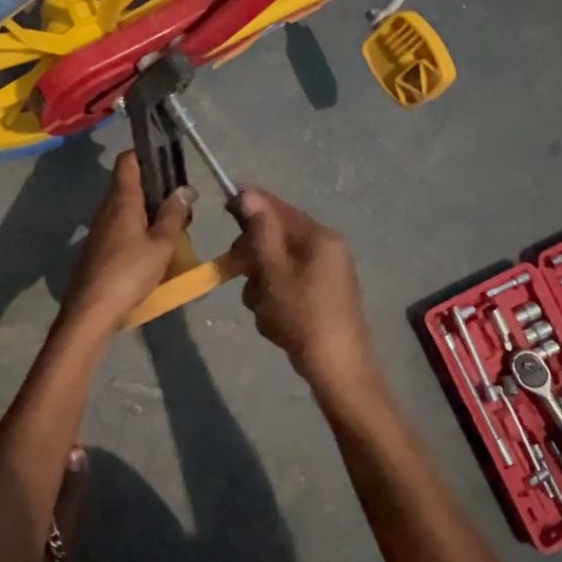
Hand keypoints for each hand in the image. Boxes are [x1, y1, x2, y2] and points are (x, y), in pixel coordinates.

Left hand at [59, 152, 193, 331]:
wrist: (91, 311)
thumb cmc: (129, 273)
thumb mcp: (162, 244)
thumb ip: (174, 214)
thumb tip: (185, 188)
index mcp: (121, 200)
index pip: (127, 160)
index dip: (146, 155)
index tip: (168, 162)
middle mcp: (106, 208)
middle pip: (130, 185)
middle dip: (156, 190)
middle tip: (183, 206)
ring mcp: (100, 229)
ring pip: (127, 209)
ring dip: (150, 213)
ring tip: (175, 229)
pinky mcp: (98, 248)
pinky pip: (121, 228)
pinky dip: (139, 230)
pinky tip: (155, 250)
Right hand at [233, 188, 375, 385]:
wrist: (337, 367)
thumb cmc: (303, 314)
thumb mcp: (274, 270)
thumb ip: (260, 230)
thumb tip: (247, 193)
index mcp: (320, 237)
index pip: (279, 208)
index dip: (250, 204)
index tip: (224, 206)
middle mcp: (326, 249)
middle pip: (276, 238)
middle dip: (254, 258)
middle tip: (236, 272)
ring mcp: (325, 275)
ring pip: (276, 267)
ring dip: (261, 285)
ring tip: (264, 309)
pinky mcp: (320, 298)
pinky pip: (286, 287)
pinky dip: (274, 301)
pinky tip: (275, 323)